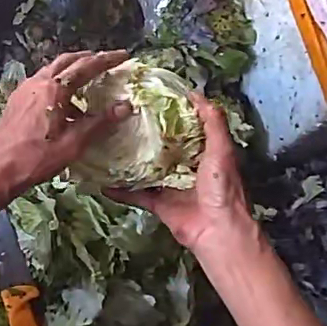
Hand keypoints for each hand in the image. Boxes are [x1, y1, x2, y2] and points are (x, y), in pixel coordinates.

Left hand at [0, 50, 130, 205]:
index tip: (124, 55)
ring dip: (72, 70)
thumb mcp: (73, 143)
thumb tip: (126, 106)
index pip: (86, 66)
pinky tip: (65, 104)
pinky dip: (58, 84)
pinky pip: (42, 83)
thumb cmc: (36, 158)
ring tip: (88, 81)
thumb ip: (100, 123)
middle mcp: (38, 83)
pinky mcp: (17, 101)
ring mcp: (24, 90)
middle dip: (88, 58)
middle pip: (67, 61)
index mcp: (53, 89)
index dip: (107, 59)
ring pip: (52, 70)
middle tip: (106, 61)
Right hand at [109, 94, 257, 252]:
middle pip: (162, 147)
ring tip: (108, 145)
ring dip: (129, 161)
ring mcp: (171, 186)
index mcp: (204, 152)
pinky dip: (121, 191)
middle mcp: (186, 167)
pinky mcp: (159, 204)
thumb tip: (197, 95)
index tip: (150, 98)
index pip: (186, 127)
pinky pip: (136, 195)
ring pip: (146, 170)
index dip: (171, 113)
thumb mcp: (222, 149)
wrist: (217, 230)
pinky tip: (104, 182)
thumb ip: (213, 122)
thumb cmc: (222, 188)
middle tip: (123, 118)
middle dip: (146, 135)